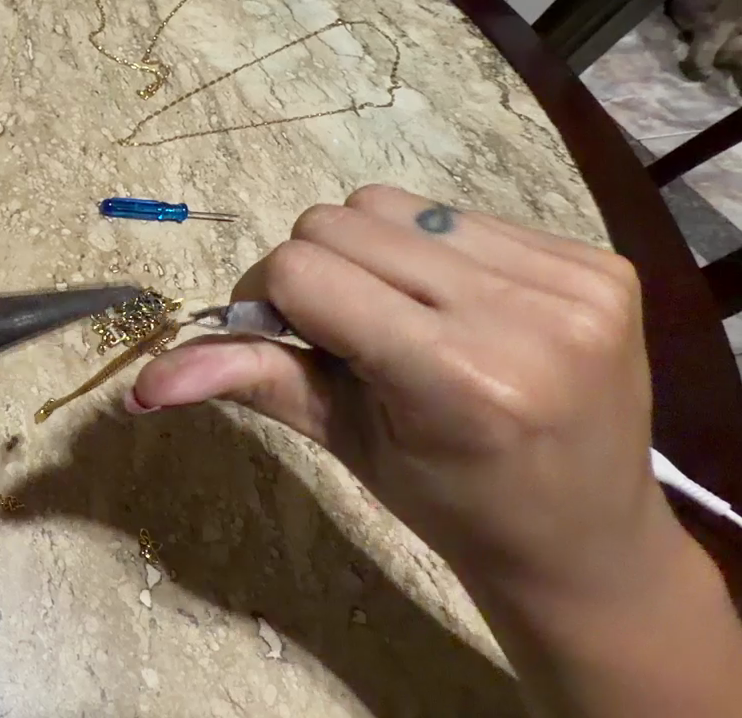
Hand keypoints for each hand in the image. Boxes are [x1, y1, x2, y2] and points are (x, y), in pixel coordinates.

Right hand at [128, 185, 741, 716]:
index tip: (285, 340)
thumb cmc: (443, 496)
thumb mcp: (335, 438)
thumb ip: (242, 382)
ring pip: (385, 205)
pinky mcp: (602, 260)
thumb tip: (139, 386)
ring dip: (363, 251)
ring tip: (395, 312)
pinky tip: (451, 302)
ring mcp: (573, 282)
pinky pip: (450, 210)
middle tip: (340, 331)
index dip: (267, 299)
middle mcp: (525, 316)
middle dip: (311, 271)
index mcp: (456, 376)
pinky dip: (423, 248)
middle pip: (333, 223)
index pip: (300, 271)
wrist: (588, 536)